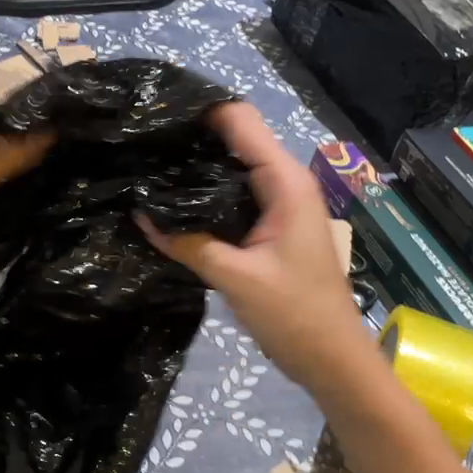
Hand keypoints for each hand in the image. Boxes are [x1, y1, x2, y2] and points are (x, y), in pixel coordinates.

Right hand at [139, 103, 374, 389]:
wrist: (333, 362)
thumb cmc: (296, 316)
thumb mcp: (236, 279)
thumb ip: (188, 243)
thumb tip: (139, 214)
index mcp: (284, 182)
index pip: (240, 121)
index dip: (201, 110)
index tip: (155, 114)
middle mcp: (283, 183)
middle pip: (234, 140)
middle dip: (190, 138)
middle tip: (139, 143)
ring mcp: (277, 205)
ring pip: (230, 170)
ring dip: (194, 168)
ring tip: (145, 168)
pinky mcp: (268, 227)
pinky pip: (232, 197)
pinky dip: (204, 196)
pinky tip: (170, 204)